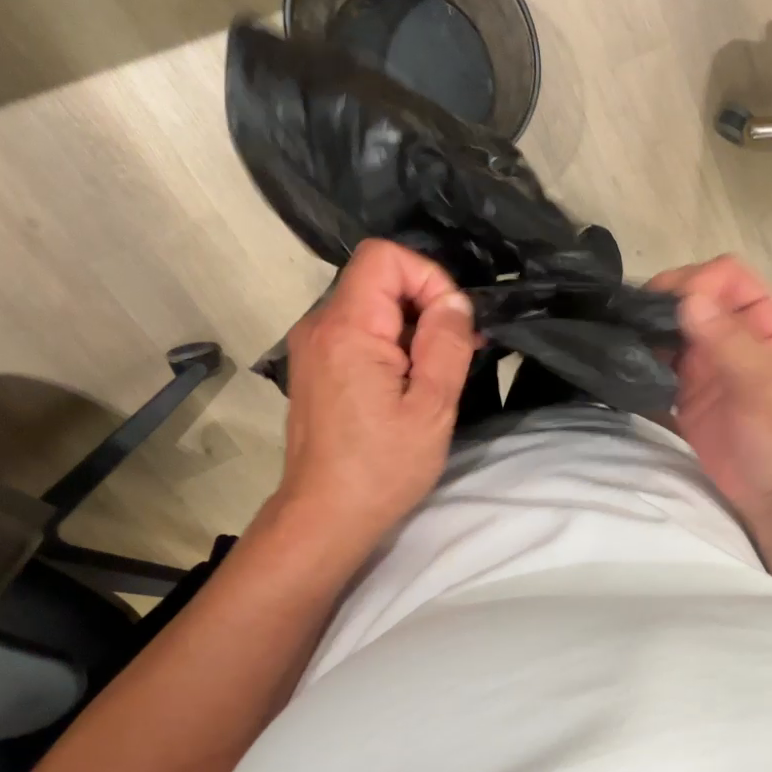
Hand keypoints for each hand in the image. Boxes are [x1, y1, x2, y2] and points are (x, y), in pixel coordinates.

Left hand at [275, 239, 475, 540]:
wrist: (326, 515)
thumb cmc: (383, 466)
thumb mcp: (432, 407)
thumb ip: (447, 345)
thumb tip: (455, 302)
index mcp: (346, 328)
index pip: (385, 257)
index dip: (428, 277)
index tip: (452, 324)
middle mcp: (319, 325)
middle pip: (378, 278)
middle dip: (426, 305)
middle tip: (459, 351)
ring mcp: (313, 346)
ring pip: (371, 306)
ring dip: (413, 328)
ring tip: (438, 374)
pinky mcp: (316, 367)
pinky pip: (360, 331)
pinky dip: (393, 344)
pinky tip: (411, 384)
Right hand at [650, 256, 771, 519]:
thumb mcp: (765, 387)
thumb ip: (730, 342)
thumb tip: (689, 299)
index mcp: (766, 325)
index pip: (729, 277)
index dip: (699, 280)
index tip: (671, 303)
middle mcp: (734, 336)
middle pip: (694, 295)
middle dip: (665, 300)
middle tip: (635, 319)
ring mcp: (708, 364)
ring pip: (672, 326)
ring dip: (649, 327)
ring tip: (624, 338)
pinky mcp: (685, 392)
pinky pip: (659, 362)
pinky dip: (642, 358)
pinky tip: (626, 364)